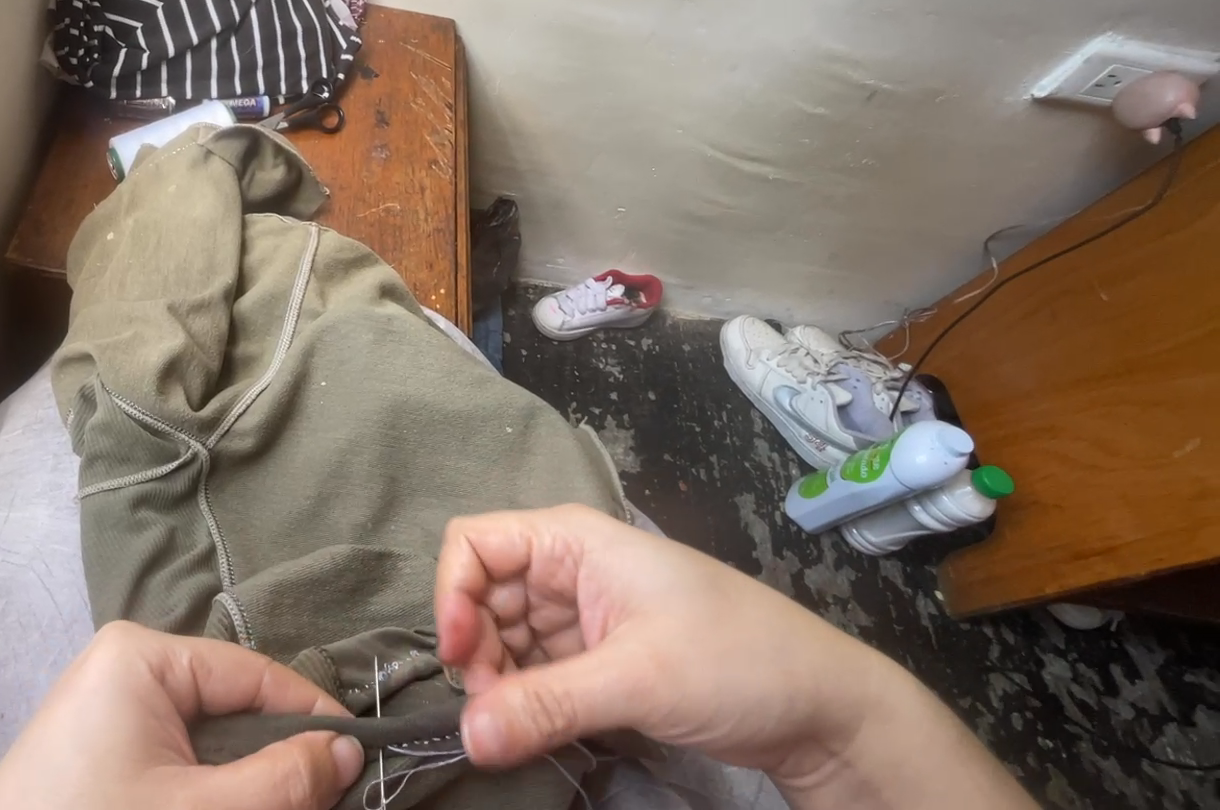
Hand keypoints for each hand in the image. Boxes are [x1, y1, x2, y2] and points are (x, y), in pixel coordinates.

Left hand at [0, 621, 365, 809]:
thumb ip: (282, 780)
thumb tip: (349, 749)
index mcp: (140, 653)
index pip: (248, 671)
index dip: (307, 710)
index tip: (360, 748)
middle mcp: (122, 662)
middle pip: (227, 701)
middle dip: (273, 749)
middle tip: (323, 789)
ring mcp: (105, 702)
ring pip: (203, 731)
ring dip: (242, 771)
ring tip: (279, 798)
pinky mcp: (96, 744)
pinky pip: (171, 750)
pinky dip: (206, 781)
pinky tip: (224, 803)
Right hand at [435, 505, 1033, 807]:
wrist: (826, 709)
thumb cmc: (733, 660)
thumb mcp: (636, 680)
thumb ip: (545, 705)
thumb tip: (466, 738)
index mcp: (567, 540)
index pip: (474, 543)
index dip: (452, 593)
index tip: (458, 658)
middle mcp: (563, 566)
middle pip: (483, 592)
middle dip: (475, 647)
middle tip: (490, 708)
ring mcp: (577, 609)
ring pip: (503, 632)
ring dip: (497, 676)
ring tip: (515, 724)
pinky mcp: (593, 650)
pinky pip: (534, 663)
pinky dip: (523, 693)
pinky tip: (533, 725)